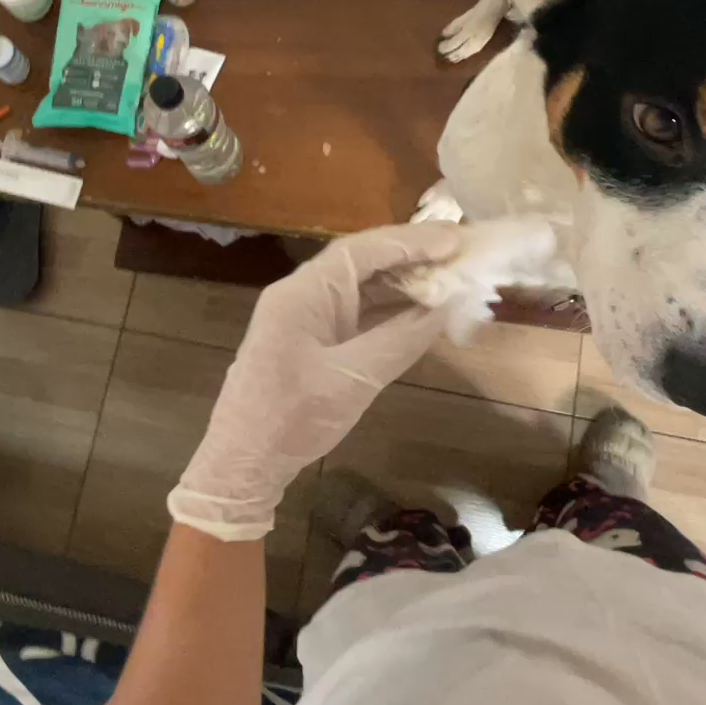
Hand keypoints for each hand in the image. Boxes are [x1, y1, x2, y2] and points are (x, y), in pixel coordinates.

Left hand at [167, 222, 460, 541]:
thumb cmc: (291, 418)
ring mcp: (308, 318)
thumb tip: (447, 306)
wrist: (242, 464)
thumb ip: (401, 338)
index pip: (362, 250)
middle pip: (363, 262)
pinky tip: (422, 312)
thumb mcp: (353, 380)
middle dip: (412, 256)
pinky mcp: (314, 341)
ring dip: (404, 283)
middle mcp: (304, 295)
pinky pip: (357, 314)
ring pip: (362, 287)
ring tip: (452, 278)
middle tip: (462, 253)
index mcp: (303, 293)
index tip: (455, 240)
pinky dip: (390, 311)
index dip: (410, 242)